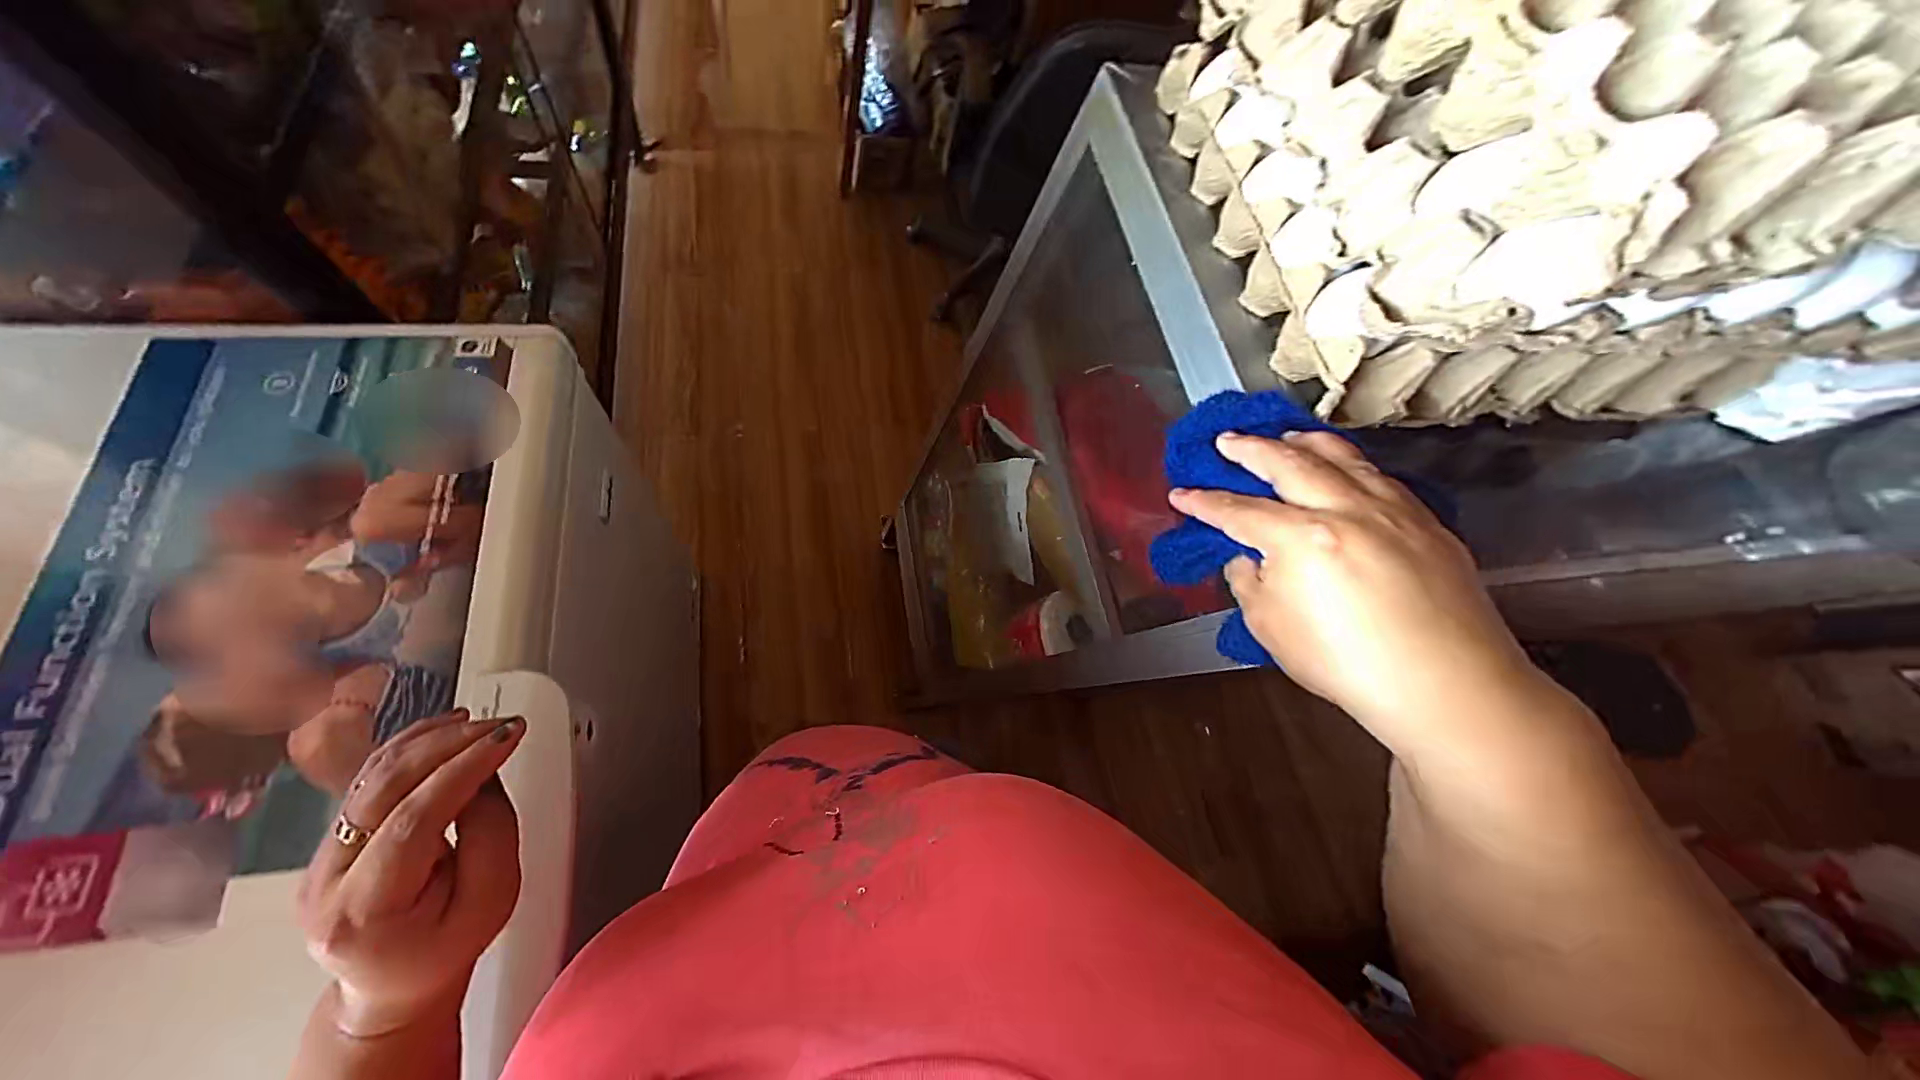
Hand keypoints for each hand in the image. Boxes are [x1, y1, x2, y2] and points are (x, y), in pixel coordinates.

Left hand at [297, 711, 523, 1037]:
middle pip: (384, 788)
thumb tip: (484, 772)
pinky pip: (369, 780)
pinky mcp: (331, 837)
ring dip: (430, 738)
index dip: (465, 767)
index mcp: (363, 910)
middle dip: (450, 744)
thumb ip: (491, 831)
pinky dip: (411, 747)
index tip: (510, 734)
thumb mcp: (493, 897)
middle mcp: (326, 880)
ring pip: (371, 776)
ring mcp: (320, 856)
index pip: (413, 819)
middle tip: (502, 724)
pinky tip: (445, 730)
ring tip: (479, 722)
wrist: (393, 979)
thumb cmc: (448, 943)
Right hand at [1168, 432, 1532, 747]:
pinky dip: (1350, 463)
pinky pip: (1379, 476)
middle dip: (1249, 449)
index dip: (1203, 502)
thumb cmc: (1347, 663)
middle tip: (1226, 441)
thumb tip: (1248, 559)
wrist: (1445, 685)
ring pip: (1341, 458)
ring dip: (1303, 443)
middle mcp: (1346, 510)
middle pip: (1287, 463)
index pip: (1238, 510)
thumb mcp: (1270, 627)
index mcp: (1301, 537)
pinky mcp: (1426, 523)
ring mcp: (1391, 511)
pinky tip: (1344, 468)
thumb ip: (1249, 583)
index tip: (1181, 495)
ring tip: (1284, 437)